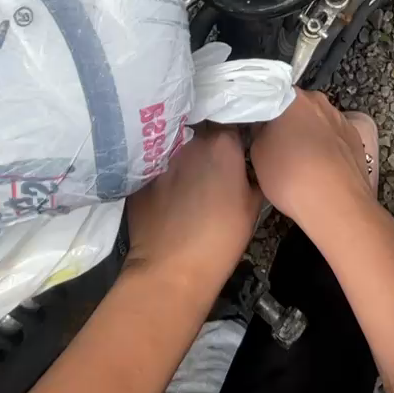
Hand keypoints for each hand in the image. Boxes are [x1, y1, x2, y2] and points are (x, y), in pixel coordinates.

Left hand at [124, 125, 260, 291]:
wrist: (171, 270)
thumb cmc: (221, 238)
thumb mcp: (253, 205)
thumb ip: (253, 174)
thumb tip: (248, 164)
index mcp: (222, 144)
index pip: (232, 121)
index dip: (236, 133)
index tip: (239, 145)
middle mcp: (190, 143)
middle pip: (203, 132)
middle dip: (209, 143)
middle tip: (216, 163)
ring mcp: (161, 158)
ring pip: (178, 149)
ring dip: (186, 158)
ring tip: (192, 178)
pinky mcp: (140, 178)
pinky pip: (157, 169)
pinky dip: (164, 176)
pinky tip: (169, 194)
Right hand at [249, 90, 374, 233]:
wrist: (336, 202)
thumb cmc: (290, 174)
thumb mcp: (257, 153)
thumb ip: (259, 132)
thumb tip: (264, 126)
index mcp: (292, 98)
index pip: (272, 96)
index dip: (264, 112)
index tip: (258, 128)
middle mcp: (319, 101)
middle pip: (297, 107)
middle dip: (288, 122)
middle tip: (277, 145)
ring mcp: (340, 118)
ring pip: (318, 121)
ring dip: (309, 134)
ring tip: (300, 160)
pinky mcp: (355, 137)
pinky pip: (334, 136)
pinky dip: (326, 146)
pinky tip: (321, 167)